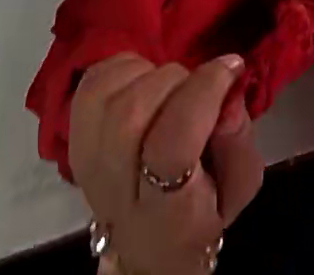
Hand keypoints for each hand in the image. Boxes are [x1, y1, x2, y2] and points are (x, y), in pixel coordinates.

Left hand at [70, 53, 262, 274]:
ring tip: (172, 87)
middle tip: (200, 84)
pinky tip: (145, 80)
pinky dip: (126, 67)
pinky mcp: (73, 132)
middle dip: (177, 81)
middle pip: (130, 113)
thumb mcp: (238, 189)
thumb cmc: (198, 212)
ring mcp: (86, 158)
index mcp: (165, 211)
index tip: (230, 68)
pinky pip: (95, 79)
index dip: (202, 93)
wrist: (143, 246)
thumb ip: (240, 145)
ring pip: (110, 92)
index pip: (170, 143)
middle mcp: (115, 187)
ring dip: (152, 73)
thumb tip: (229, 96)